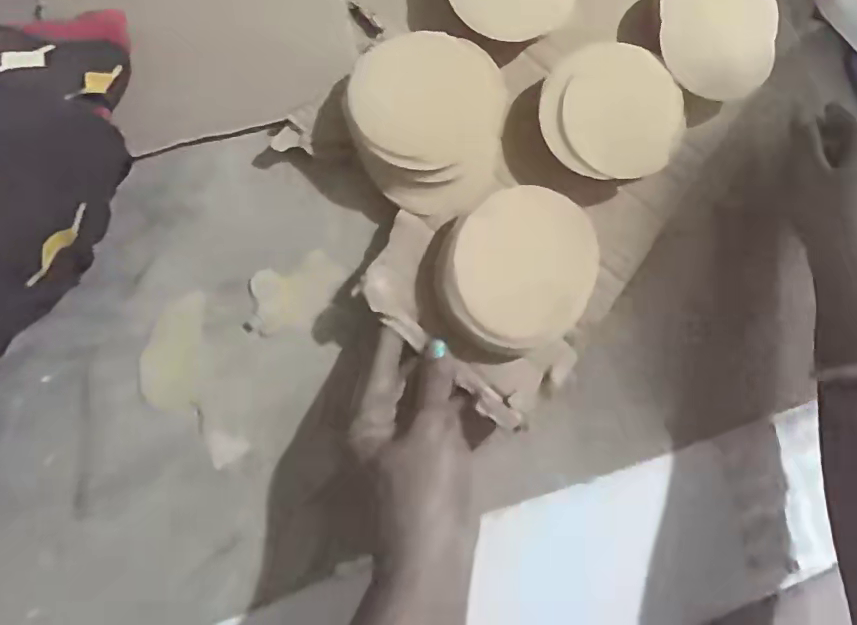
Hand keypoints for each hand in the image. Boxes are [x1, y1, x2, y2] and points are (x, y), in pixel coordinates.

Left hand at [349, 327, 476, 621]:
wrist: (436, 557)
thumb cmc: (423, 488)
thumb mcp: (429, 430)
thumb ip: (433, 385)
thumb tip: (435, 346)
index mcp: (369, 421)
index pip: (381, 366)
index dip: (393, 334)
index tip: (402, 300)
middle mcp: (386, 429)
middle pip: (406, 381)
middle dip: (427, 351)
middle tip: (444, 313)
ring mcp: (412, 445)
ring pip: (431, 399)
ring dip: (451, 375)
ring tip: (470, 339)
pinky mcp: (436, 459)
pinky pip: (450, 420)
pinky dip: (465, 403)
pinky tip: (487, 382)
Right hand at [788, 103, 856, 262]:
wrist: (841, 259)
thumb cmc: (821, 209)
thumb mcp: (806, 168)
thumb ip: (805, 138)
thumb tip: (803, 112)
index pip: (856, 127)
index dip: (839, 114)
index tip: (823, 107)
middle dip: (838, 133)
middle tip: (815, 129)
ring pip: (856, 165)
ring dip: (837, 154)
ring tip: (814, 155)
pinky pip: (852, 182)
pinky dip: (837, 172)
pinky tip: (820, 183)